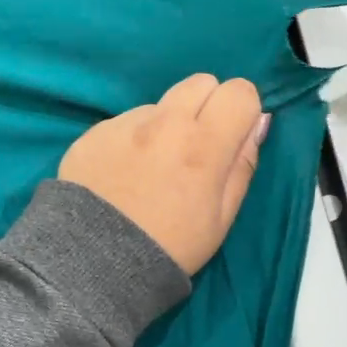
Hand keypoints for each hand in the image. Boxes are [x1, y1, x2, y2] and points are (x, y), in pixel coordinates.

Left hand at [57, 74, 269, 274]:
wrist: (92, 264)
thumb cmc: (166, 249)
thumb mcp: (220, 220)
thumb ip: (242, 166)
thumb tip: (255, 124)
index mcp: (203, 145)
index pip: (239, 91)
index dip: (239, 112)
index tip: (229, 138)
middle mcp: (164, 124)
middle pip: (199, 83)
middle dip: (204, 108)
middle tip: (192, 149)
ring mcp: (123, 126)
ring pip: (157, 107)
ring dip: (161, 128)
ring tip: (146, 172)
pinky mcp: (91, 136)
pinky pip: (121, 126)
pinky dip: (126, 143)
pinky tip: (117, 178)